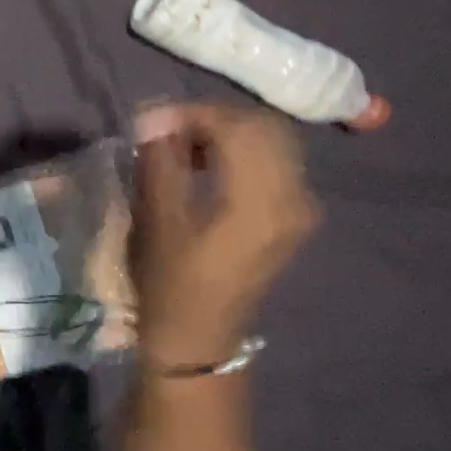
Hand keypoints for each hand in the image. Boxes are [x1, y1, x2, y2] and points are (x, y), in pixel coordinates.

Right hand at [130, 102, 318, 368]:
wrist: (199, 337)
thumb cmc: (169, 282)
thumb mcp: (155, 220)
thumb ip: (159, 162)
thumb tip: (153, 120)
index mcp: (261, 200)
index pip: (239, 126)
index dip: (193, 113)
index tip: (150, 121)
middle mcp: (294, 197)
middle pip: (264, 127)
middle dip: (212, 117)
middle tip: (165, 128)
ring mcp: (300, 208)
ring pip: (272, 141)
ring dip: (227, 132)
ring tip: (181, 145)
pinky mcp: (294, 216)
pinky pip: (275, 162)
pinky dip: (240, 151)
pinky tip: (206, 165)